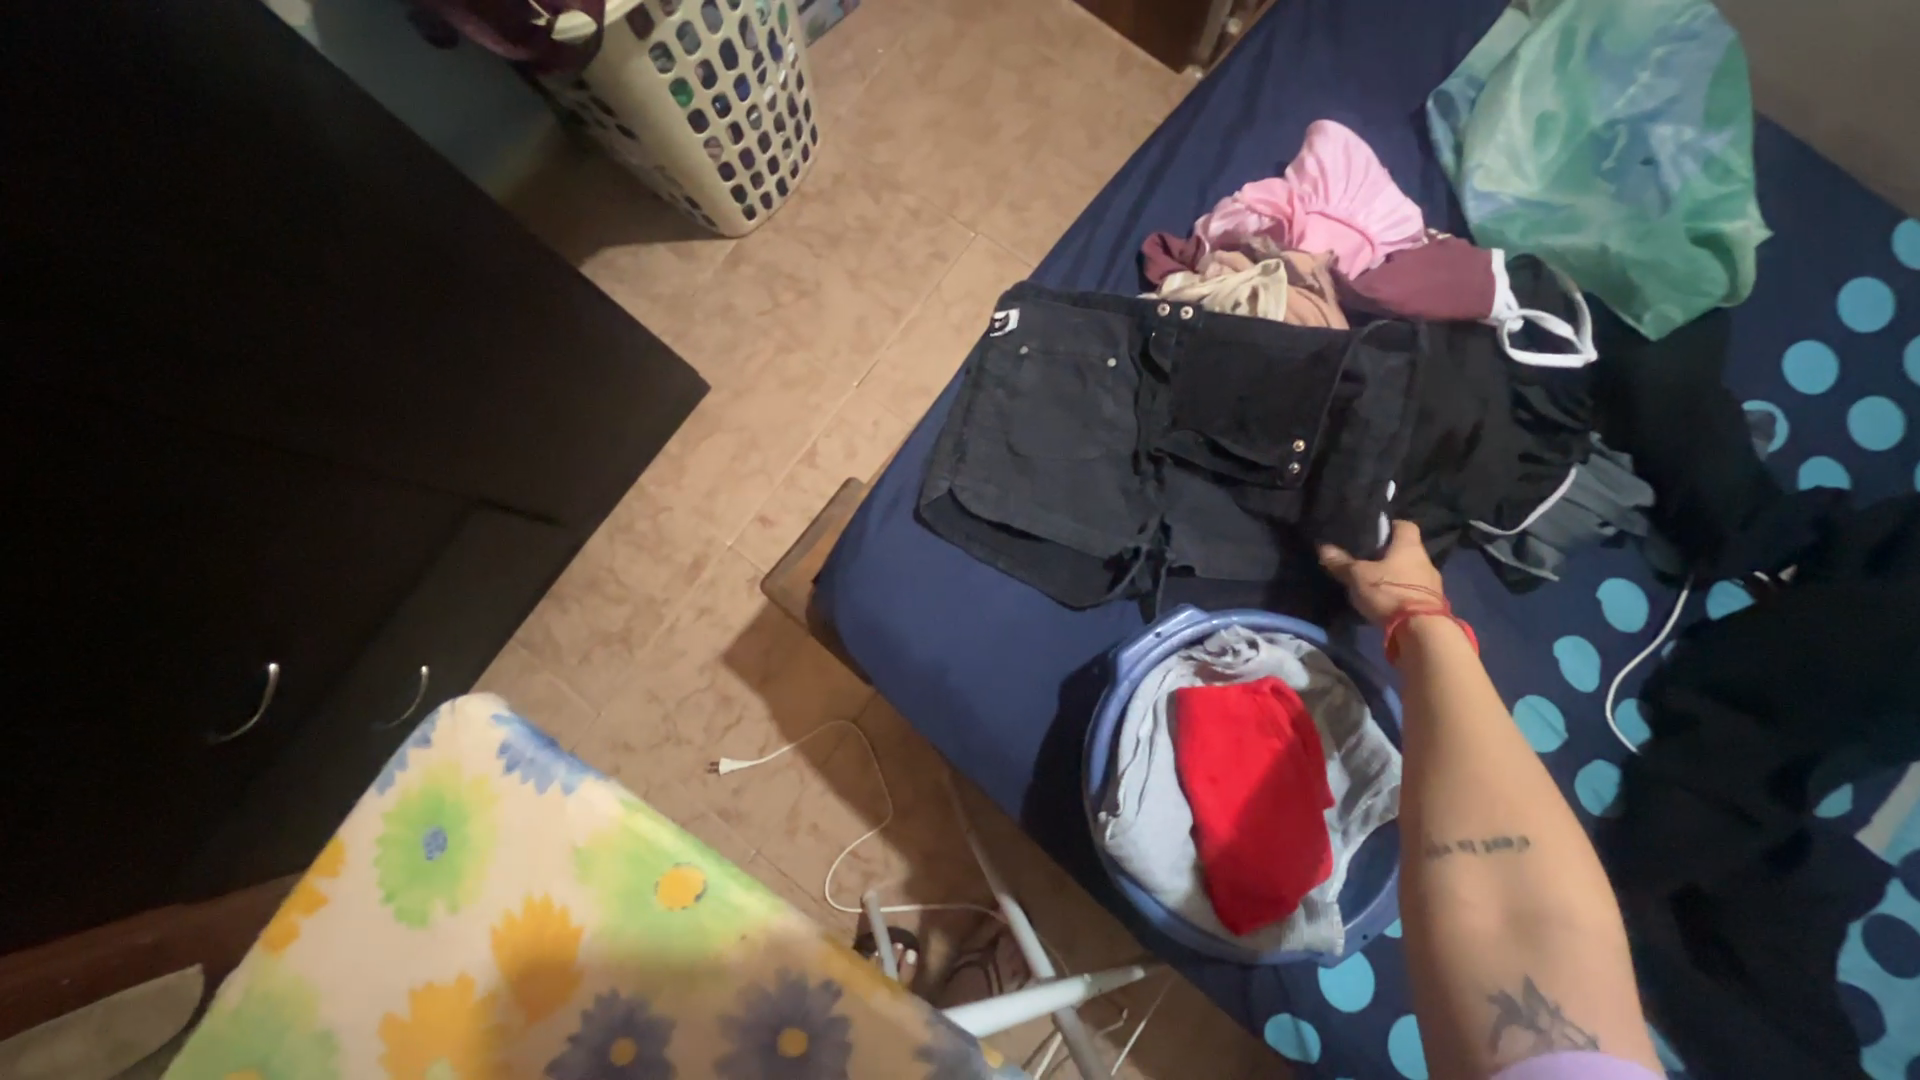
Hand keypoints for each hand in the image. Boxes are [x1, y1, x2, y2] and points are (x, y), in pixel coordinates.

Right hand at [1318, 520, 1446, 626]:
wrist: (1421, 630)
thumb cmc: (1389, 592)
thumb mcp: (1357, 576)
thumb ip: (1342, 562)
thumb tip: (1323, 547)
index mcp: (1409, 547)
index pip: (1404, 525)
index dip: (1389, 526)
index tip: (1373, 532)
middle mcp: (1425, 560)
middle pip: (1406, 550)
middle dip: (1388, 554)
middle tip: (1366, 559)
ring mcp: (1432, 583)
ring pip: (1409, 572)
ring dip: (1395, 575)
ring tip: (1373, 582)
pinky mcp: (1432, 604)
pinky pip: (1413, 591)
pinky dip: (1400, 593)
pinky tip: (1385, 600)